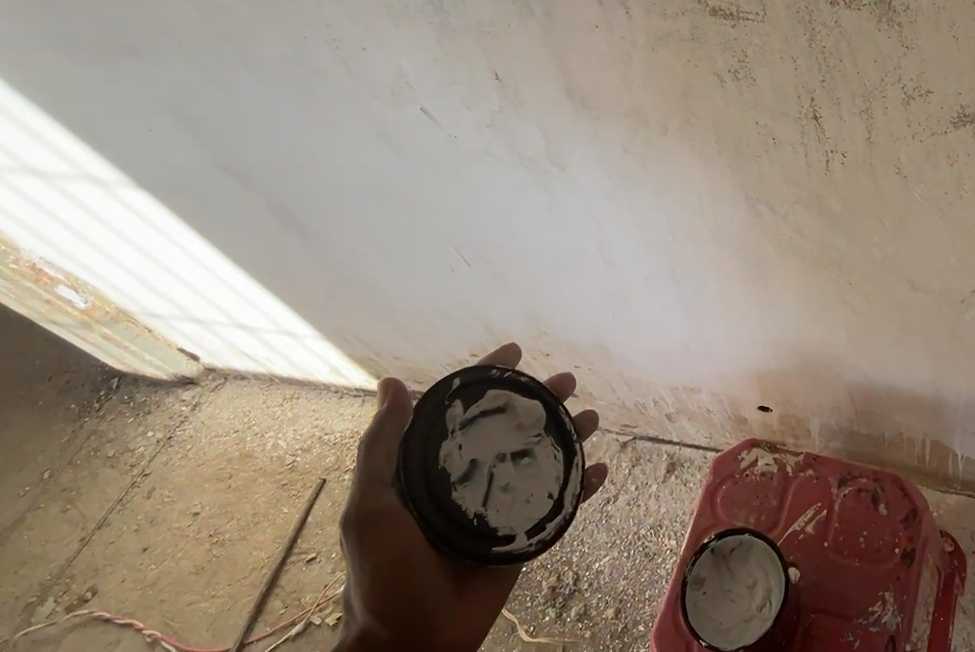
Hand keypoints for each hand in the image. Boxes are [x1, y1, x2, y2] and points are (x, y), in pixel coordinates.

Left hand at [336, 343, 609, 651]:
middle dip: (542, 400)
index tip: (515, 351)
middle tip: (568, 380)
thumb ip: (381, 449)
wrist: (413, 643)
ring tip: (593, 415)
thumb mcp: (372, 508)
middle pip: (513, 427)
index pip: (465, 410)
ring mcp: (500, 506)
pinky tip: (602, 469)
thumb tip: (393, 384)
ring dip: (570, 434)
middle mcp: (470, 478)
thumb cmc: (384, 575)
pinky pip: (562, 504)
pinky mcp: (524, 535)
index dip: (490, 377)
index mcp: (434, 468)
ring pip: (543, 458)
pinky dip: (585, 485)